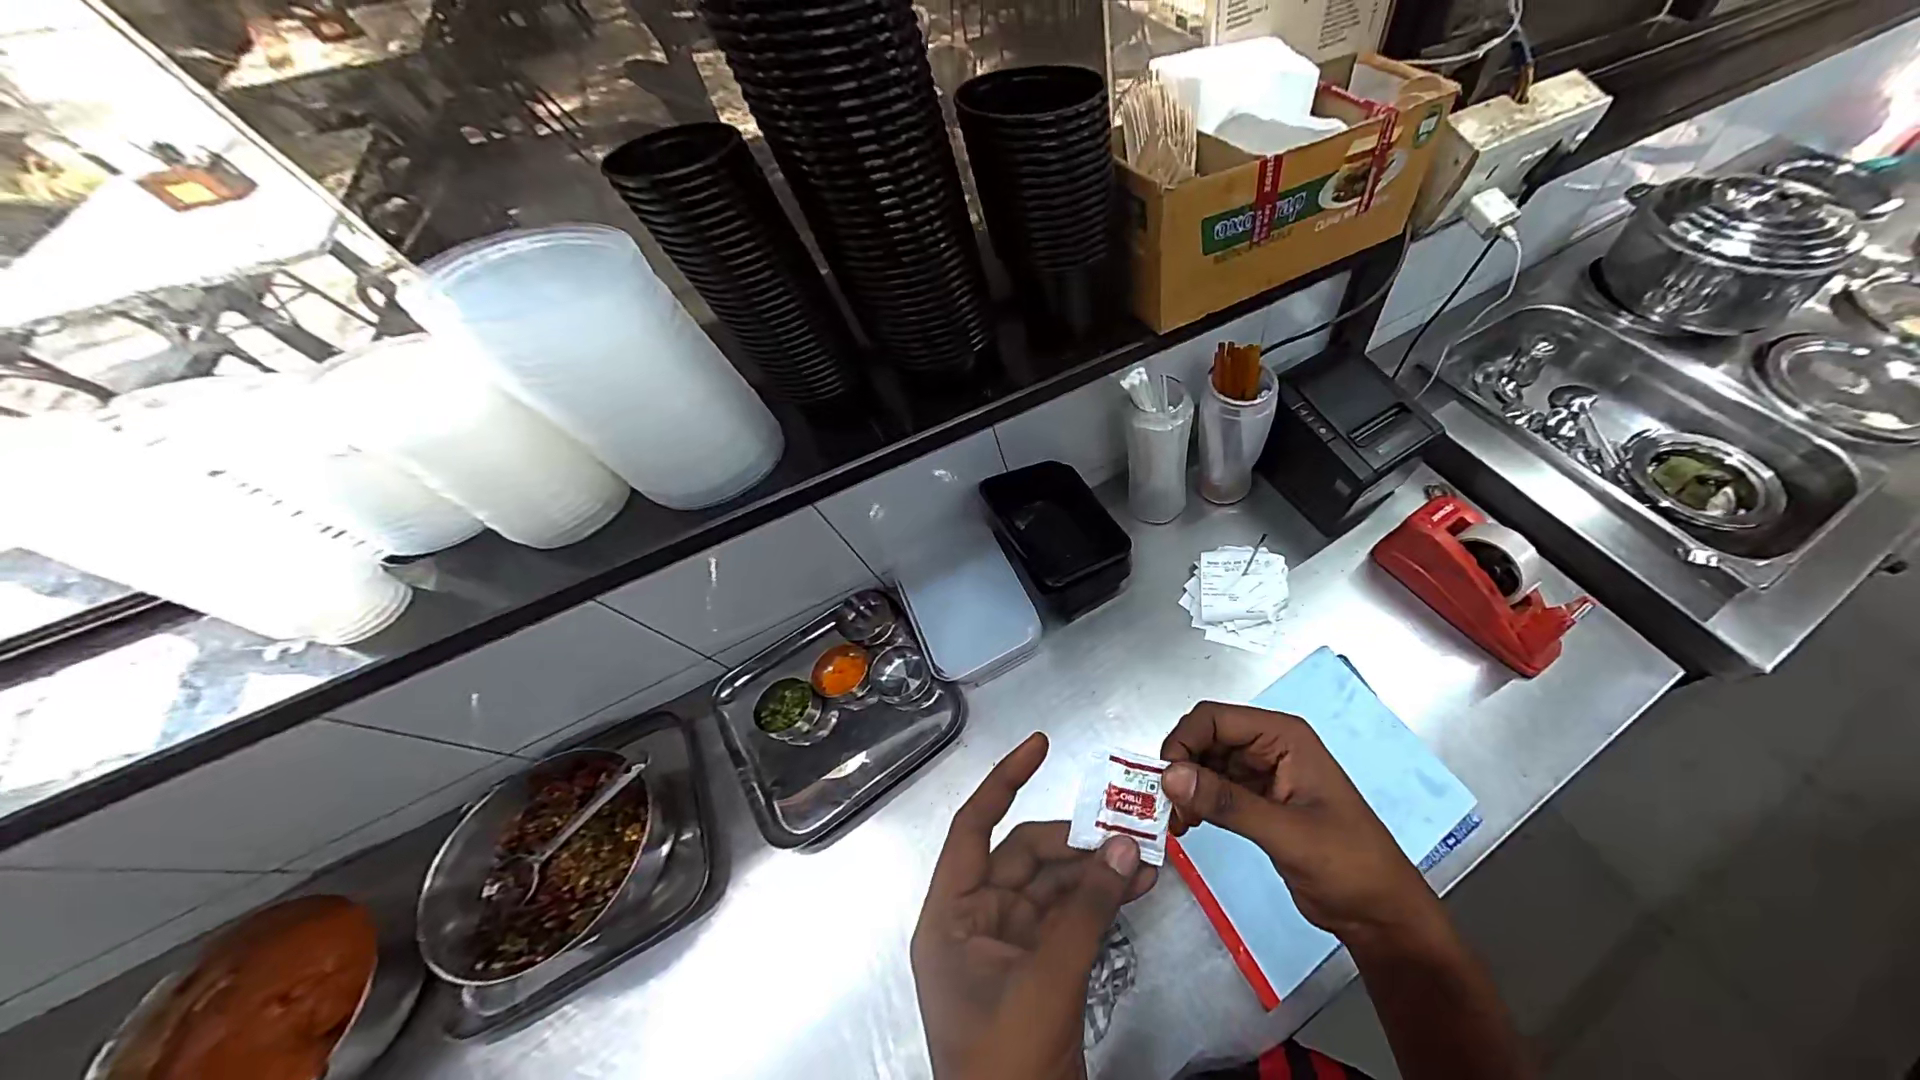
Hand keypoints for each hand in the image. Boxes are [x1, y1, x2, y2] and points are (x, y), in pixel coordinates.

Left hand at [911, 733, 1157, 1079]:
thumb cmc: (1006, 1063)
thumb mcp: (1045, 980)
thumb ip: (1085, 909)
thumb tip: (1125, 846)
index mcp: (951, 915)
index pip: (973, 828)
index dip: (1004, 782)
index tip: (1038, 747)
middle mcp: (976, 921)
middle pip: (1026, 856)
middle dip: (1076, 839)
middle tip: (1128, 826)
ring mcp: (1010, 945)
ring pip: (1055, 886)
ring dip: (1098, 870)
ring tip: (1148, 854)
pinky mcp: (1040, 968)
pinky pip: (1071, 918)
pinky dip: (1102, 901)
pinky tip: (1139, 886)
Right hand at [1159, 702, 1440, 944]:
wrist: (1381, 917)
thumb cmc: (1351, 866)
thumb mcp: (1287, 833)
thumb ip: (1226, 802)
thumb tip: (1170, 777)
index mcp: (1282, 737)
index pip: (1214, 719)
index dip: (1183, 742)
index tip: (1166, 779)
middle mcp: (1268, 746)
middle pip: (1204, 738)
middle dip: (1180, 768)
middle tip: (1167, 806)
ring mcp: (1260, 773)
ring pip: (1203, 763)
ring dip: (1184, 788)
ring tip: (1177, 822)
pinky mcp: (1253, 800)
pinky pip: (1211, 788)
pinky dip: (1194, 802)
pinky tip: (1188, 825)